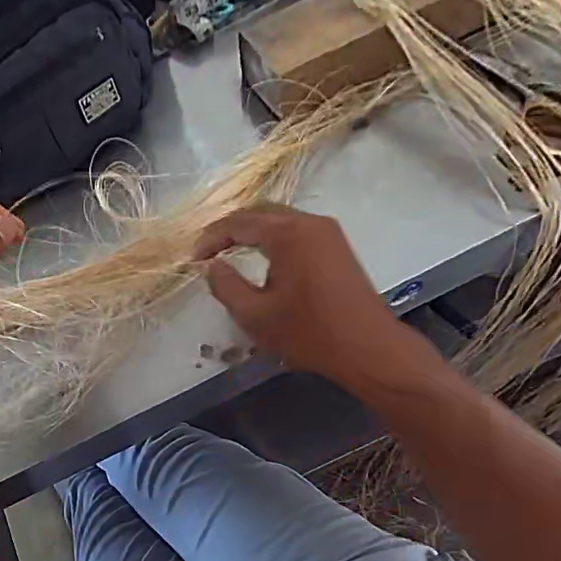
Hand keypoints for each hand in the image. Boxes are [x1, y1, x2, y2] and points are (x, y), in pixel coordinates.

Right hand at [193, 204, 436, 387]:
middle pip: (261, 212)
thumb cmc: (309, 333)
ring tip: (232, 255)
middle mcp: (310, 222)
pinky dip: (275, 241)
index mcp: (288, 232)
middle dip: (231, 229)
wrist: (367, 347)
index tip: (193, 259)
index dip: (211, 238)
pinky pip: (298, 233)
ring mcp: (329, 233)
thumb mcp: (256, 316)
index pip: (239, 222)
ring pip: (282, 220)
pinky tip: (265, 262)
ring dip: (254, 234)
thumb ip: (226, 287)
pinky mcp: (338, 249)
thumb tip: (212, 267)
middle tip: (209, 251)